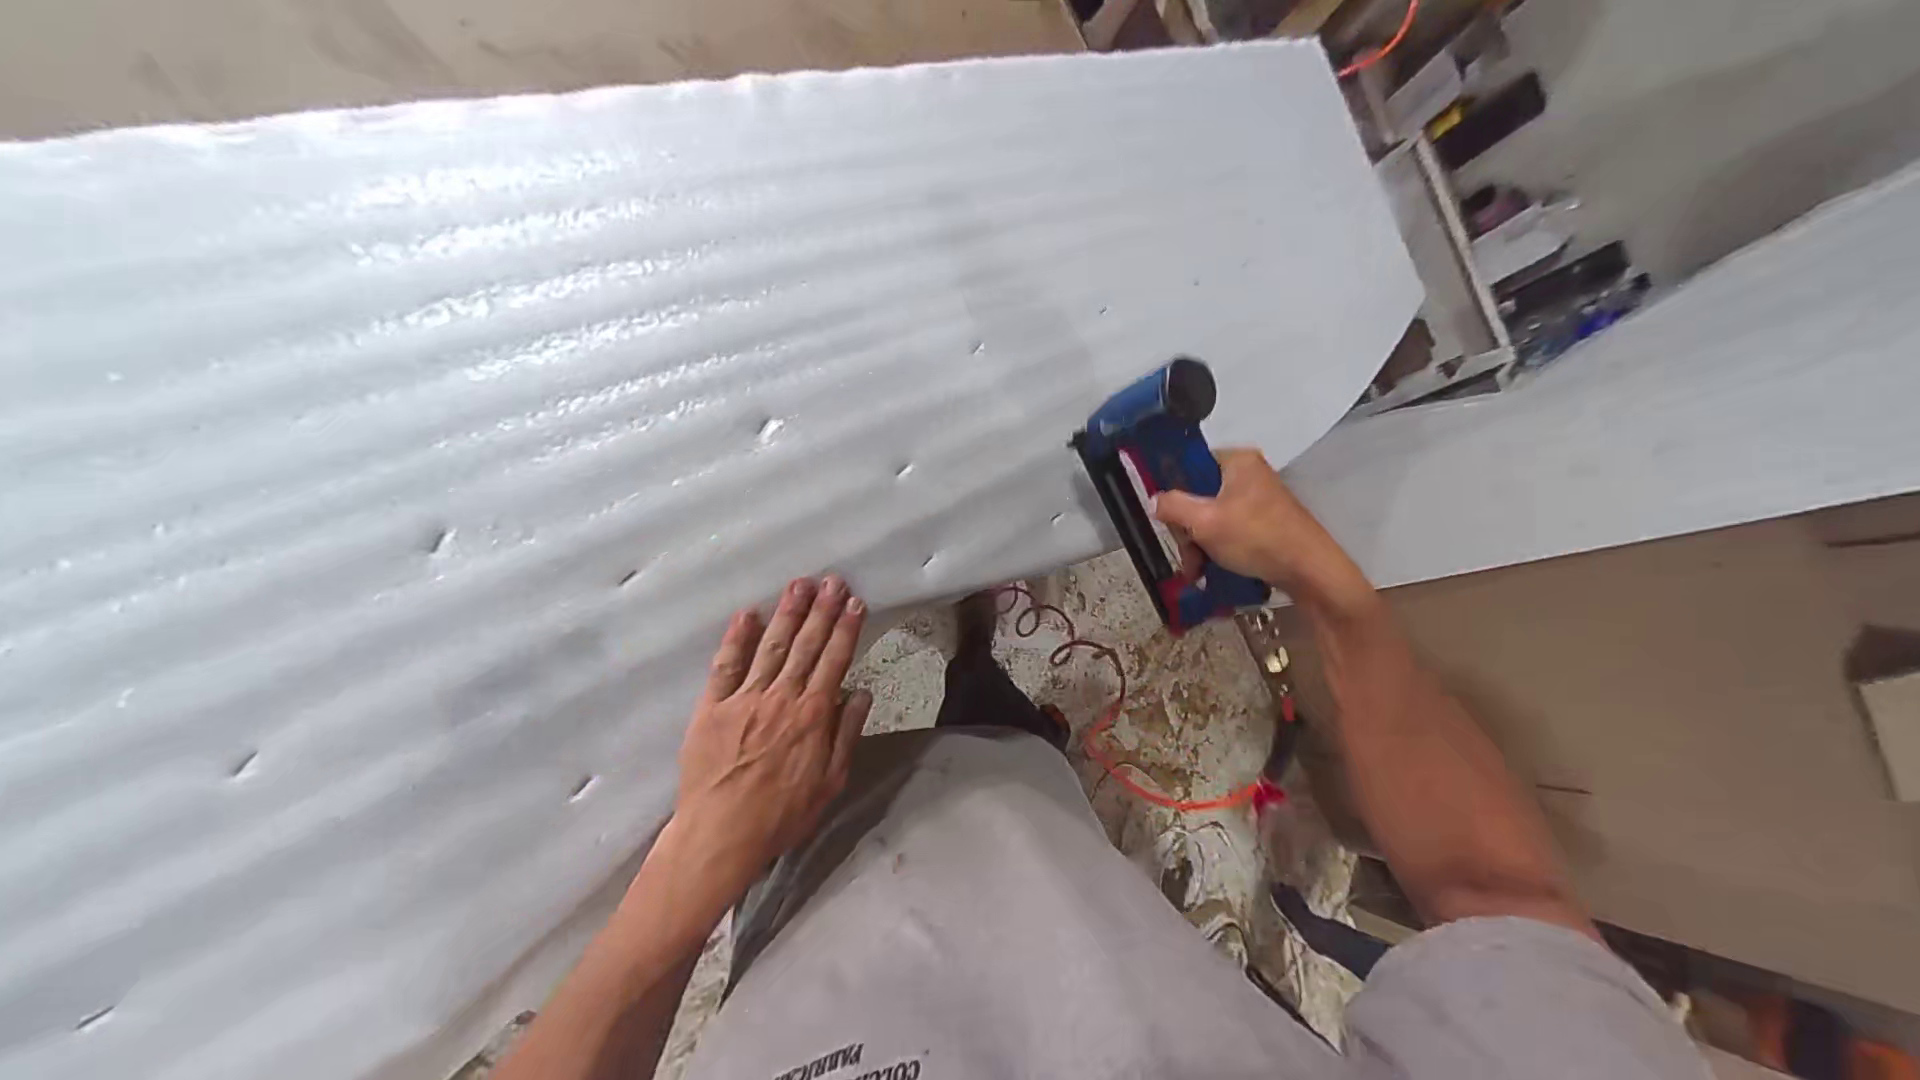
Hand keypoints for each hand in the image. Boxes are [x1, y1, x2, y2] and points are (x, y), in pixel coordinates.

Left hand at [670, 576, 871, 889]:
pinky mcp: (712, 707)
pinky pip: (726, 666)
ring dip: (787, 613)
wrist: (720, 835)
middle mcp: (781, 697)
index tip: (855, 602)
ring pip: (771, 646)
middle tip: (832, 580)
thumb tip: (862, 694)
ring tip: (799, 585)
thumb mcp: (830, 782)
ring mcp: (744, 698)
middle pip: (806, 644)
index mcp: (813, 715)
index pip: (835, 660)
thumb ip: (846, 734)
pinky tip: (747, 614)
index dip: (846, 629)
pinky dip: (737, 639)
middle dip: (822, 609)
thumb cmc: (782, 815)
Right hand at [1151, 449, 1372, 611]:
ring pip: (1209, 516)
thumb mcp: (1204, 522)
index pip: (1190, 463)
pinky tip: (1211, 569)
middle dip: (1186, 529)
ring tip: (1197, 570)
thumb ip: (1172, 506)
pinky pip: (1227, 529)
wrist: (1309, 571)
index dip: (1172, 488)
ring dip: (1198, 545)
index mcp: (1236, 461)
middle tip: (1187, 554)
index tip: (1166, 516)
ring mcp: (1257, 498)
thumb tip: (1154, 501)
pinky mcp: (1264, 521)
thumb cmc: (1256, 538)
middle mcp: (1248, 473)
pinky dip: (1216, 548)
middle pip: (1197, 494)